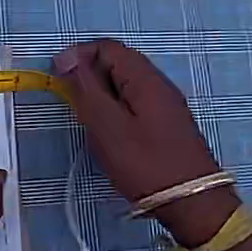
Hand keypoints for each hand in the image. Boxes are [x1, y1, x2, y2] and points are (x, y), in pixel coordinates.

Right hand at [54, 39, 237, 247]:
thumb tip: (69, 58)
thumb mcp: (106, 125)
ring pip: (126, 82)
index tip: (57, 75)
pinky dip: (115, 105)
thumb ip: (86, 88)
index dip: (79, 54)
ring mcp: (166, 103)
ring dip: (101, 90)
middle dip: (89, 72)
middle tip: (70, 98)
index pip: (107, 47)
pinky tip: (108, 129)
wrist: (193, 203)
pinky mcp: (168, 122)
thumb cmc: (145, 163)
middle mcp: (159, 83)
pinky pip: (135, 99)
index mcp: (145, 78)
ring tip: (86, 115)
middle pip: (118, 61)